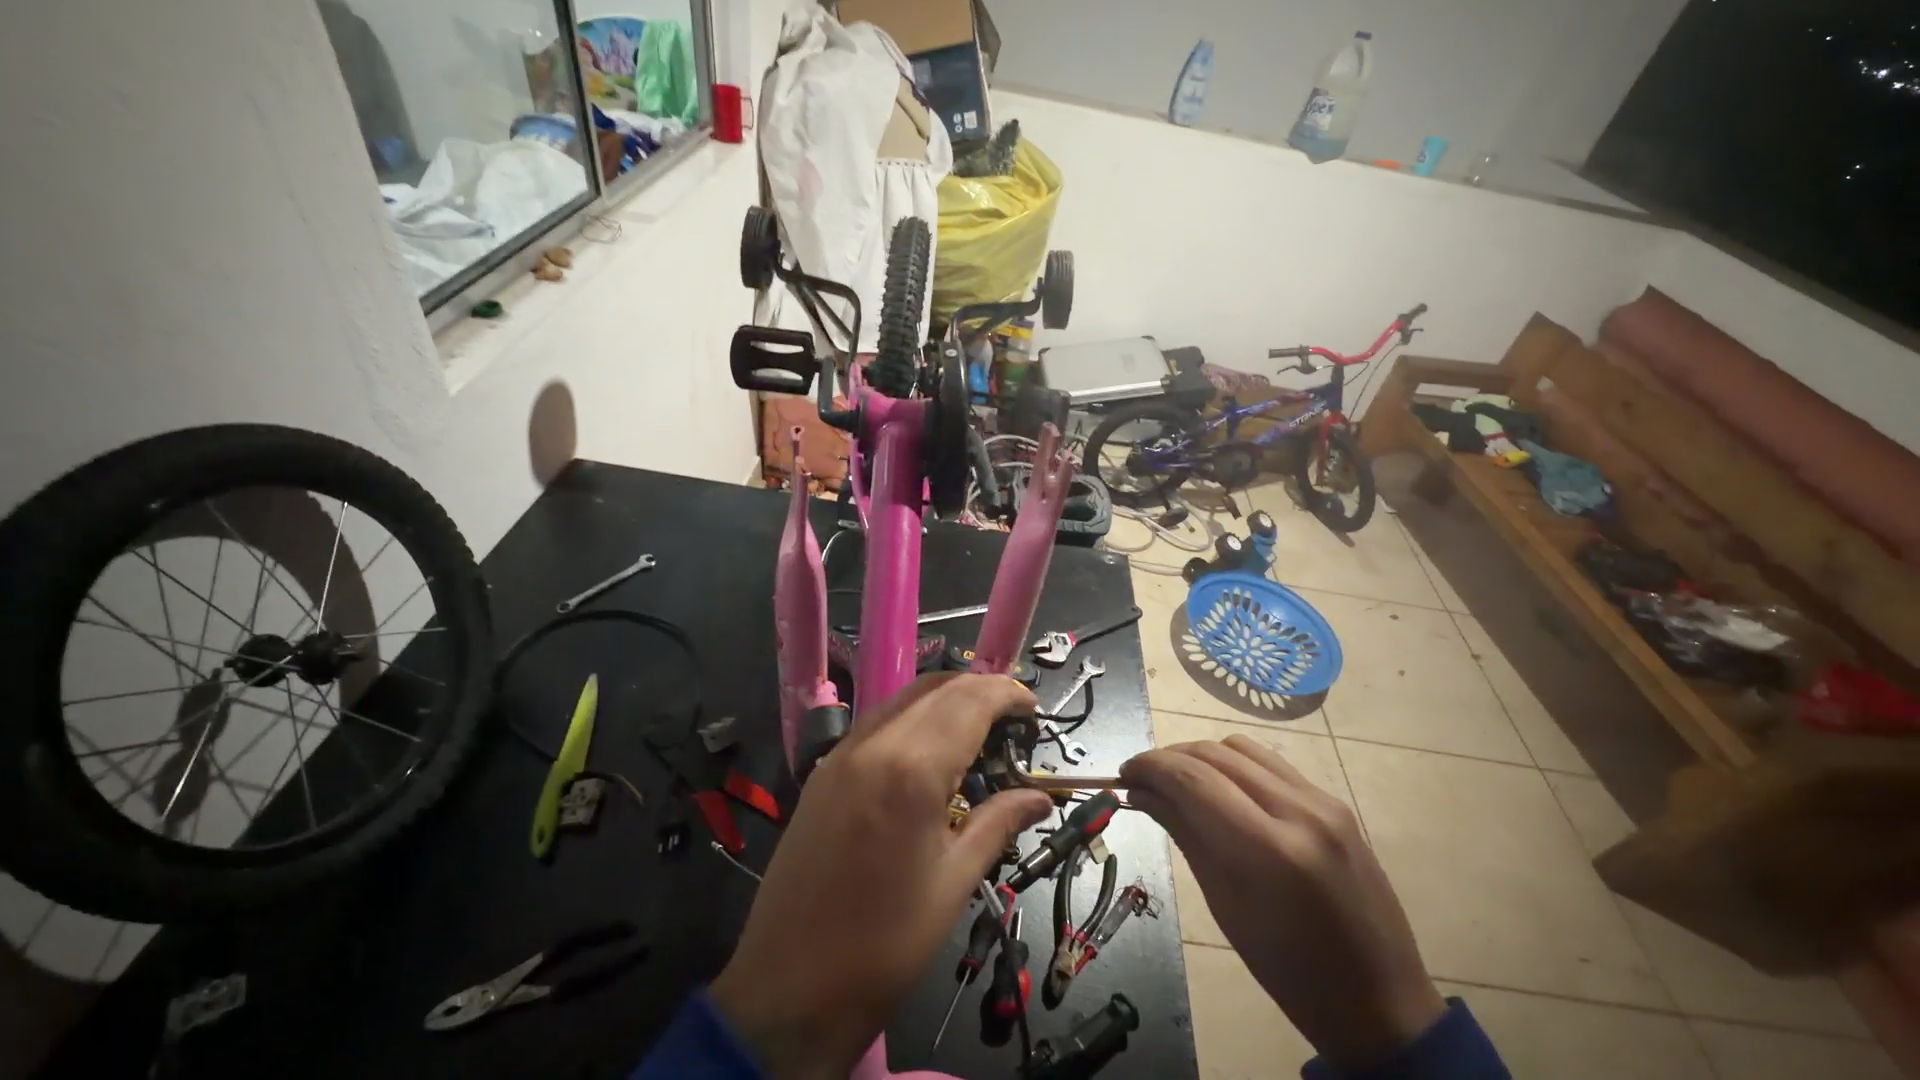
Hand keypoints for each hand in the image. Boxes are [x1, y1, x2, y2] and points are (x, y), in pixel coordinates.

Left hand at [710, 675, 1054, 1079]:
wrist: (790, 989)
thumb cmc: (885, 944)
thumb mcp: (953, 883)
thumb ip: (997, 824)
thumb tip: (1040, 797)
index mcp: (910, 770)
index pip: (969, 702)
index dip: (1007, 694)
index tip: (1034, 708)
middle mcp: (871, 746)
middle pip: (934, 690)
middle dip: (979, 691)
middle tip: (1013, 720)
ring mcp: (838, 758)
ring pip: (901, 700)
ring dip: (943, 700)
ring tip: (978, 732)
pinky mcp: (820, 776)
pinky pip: (874, 726)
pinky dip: (911, 721)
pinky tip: (929, 753)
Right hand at [1121, 734, 1444, 1069]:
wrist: (1378, 997)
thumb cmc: (1288, 970)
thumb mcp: (1225, 905)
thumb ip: (1185, 835)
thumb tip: (1143, 793)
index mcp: (1268, 850)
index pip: (1193, 779)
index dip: (1150, 767)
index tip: (1122, 775)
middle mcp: (1299, 810)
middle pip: (1215, 754)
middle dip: (1169, 758)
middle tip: (1141, 779)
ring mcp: (1323, 802)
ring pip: (1243, 748)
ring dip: (1201, 756)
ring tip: (1177, 781)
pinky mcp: (1335, 803)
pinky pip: (1272, 764)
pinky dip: (1235, 765)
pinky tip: (1220, 789)